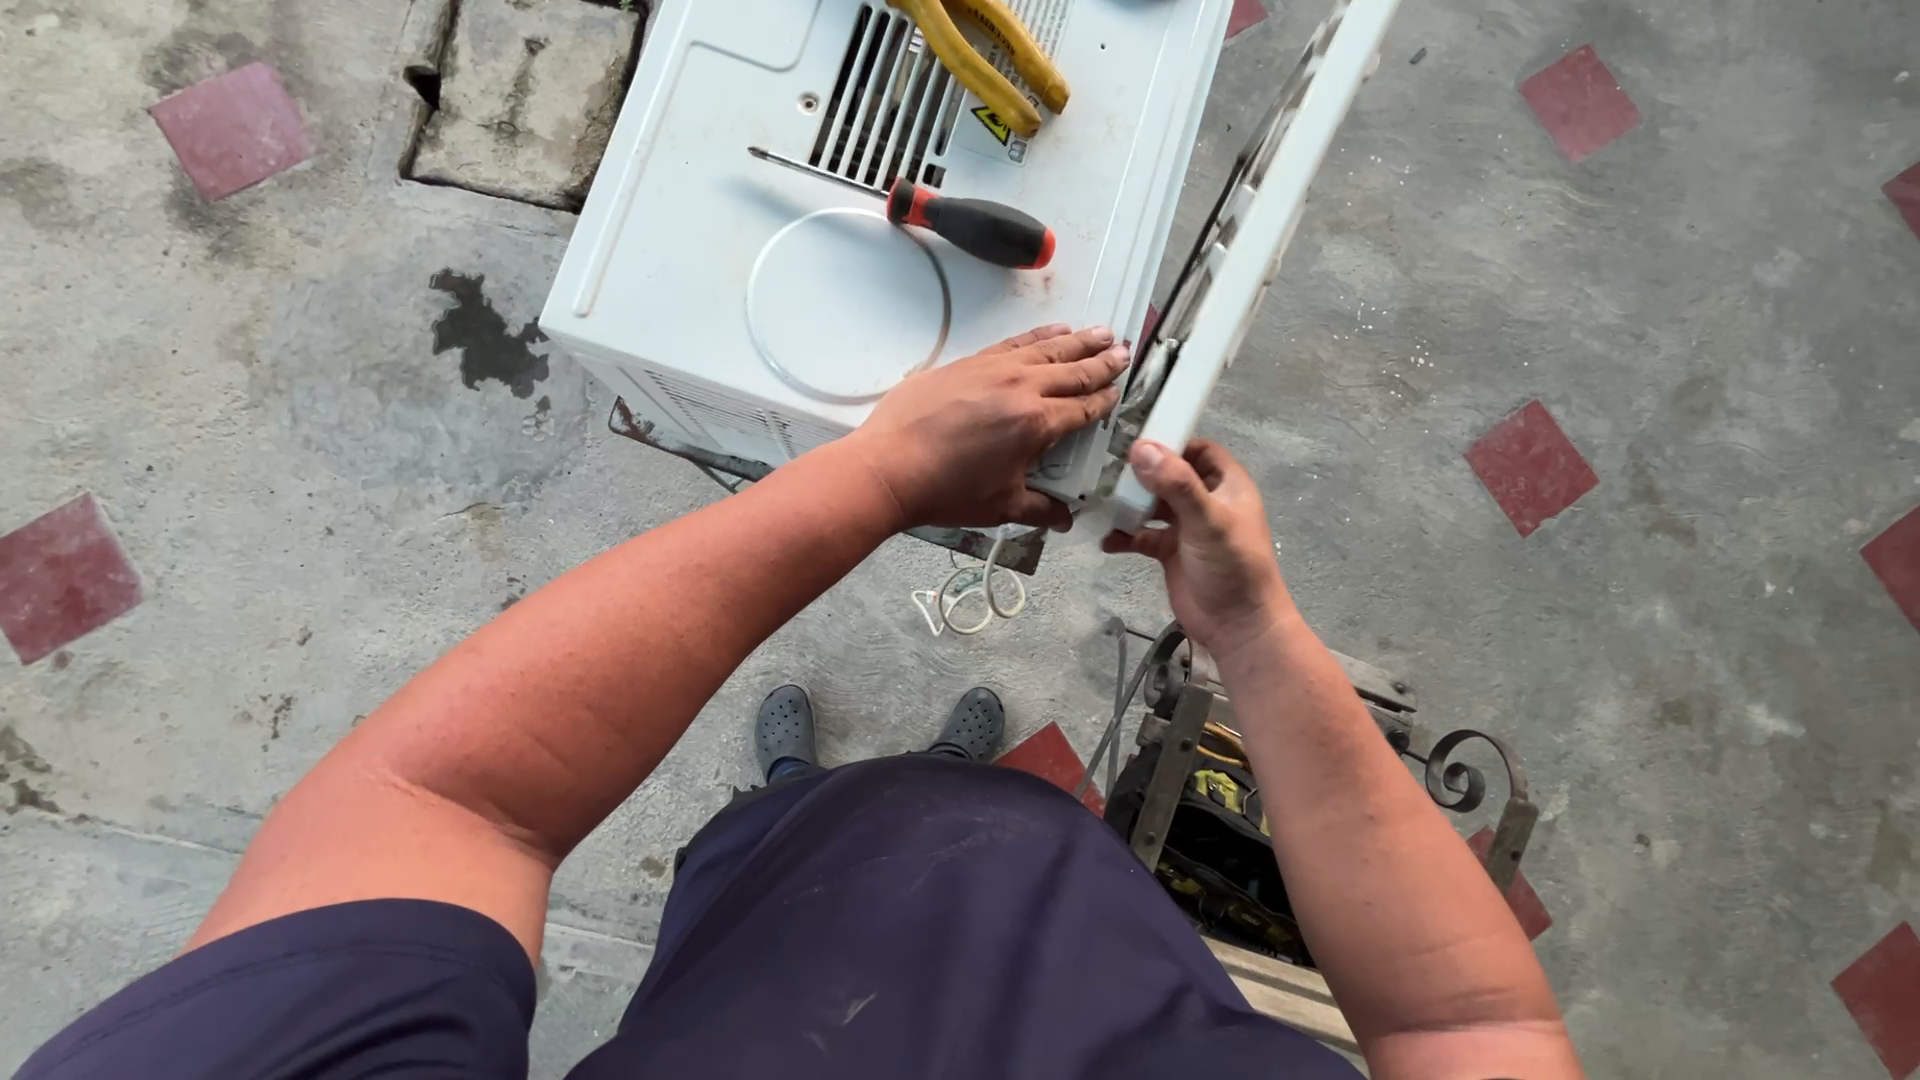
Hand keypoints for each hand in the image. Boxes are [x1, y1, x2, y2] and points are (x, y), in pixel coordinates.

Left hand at [848, 325, 1129, 530]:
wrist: (888, 468)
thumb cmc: (944, 491)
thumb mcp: (1000, 506)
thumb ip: (1039, 509)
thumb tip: (1063, 517)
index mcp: (1036, 424)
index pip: (1082, 408)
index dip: (1104, 401)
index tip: (1117, 393)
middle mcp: (1020, 388)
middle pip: (1072, 370)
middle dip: (1101, 361)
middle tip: (1123, 351)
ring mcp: (992, 369)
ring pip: (1046, 348)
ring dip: (1077, 341)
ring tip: (1099, 332)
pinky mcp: (966, 363)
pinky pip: (1012, 343)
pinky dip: (1036, 336)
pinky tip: (1049, 332)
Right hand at [1102, 438, 1295, 659]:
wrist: (1236, 626)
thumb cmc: (1232, 566)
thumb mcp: (1207, 520)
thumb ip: (1176, 484)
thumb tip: (1140, 448)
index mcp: (1226, 485)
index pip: (1197, 449)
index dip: (1171, 442)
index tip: (1135, 440)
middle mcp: (1206, 501)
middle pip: (1169, 475)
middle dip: (1141, 474)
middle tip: (1108, 470)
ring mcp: (1186, 527)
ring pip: (1152, 504)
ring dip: (1129, 505)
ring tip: (1104, 503)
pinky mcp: (1170, 552)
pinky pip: (1142, 536)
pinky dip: (1125, 537)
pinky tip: (1109, 541)